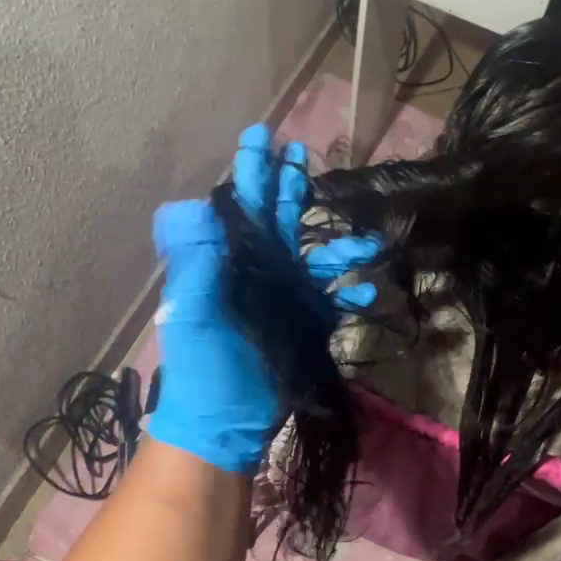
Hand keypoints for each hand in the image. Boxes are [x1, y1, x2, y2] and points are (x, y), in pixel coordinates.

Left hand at [144, 125, 378, 471]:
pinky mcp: (308, 325)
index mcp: (228, 262)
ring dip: (341, 246)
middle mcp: (258, 272)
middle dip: (291, 189)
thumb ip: (195, 258)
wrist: (227, 424)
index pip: (242, 207)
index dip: (250, 173)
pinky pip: (335, 300)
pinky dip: (351, 294)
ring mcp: (286, 298)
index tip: (262, 136)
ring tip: (367, 242)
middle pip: (280, 221)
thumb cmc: (206, 367)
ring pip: (317, 258)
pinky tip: (365, 292)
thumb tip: (194, 201)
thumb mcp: (193, 311)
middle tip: (302, 155)